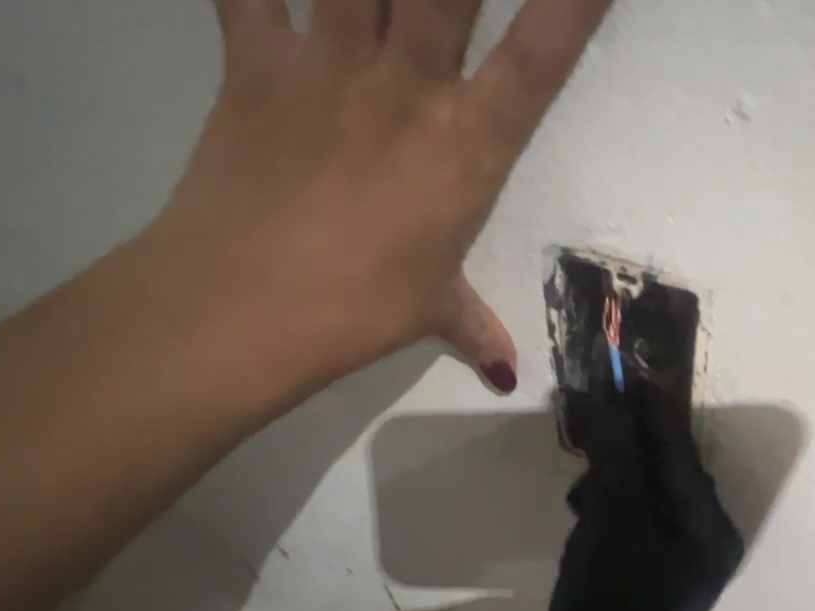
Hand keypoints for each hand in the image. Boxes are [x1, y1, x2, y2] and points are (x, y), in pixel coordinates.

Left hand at [151, 0, 611, 393]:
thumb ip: (474, 324)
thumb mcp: (432, 311)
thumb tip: (504, 369)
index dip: (571, 6)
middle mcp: (407, 85)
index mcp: (467, 146)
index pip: (536, 61)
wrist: (243, 302)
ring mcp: (328, 63)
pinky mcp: (253, 59)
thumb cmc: (361, 307)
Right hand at [551, 379, 743, 610]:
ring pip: (651, 487)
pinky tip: (587, 504)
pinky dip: (615, 501)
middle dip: (626, 435)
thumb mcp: (611, 524)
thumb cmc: (611, 603)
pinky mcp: (665, 565)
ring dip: (616, 469)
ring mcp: (689, 551)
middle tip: (586, 404)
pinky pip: (644, 514)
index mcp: (706, 520)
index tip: (619, 364)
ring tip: (581, 472)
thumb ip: (615, 458)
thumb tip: (607, 398)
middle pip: (667, 463)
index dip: (644, 404)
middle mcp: (709, 530)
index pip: (675, 445)